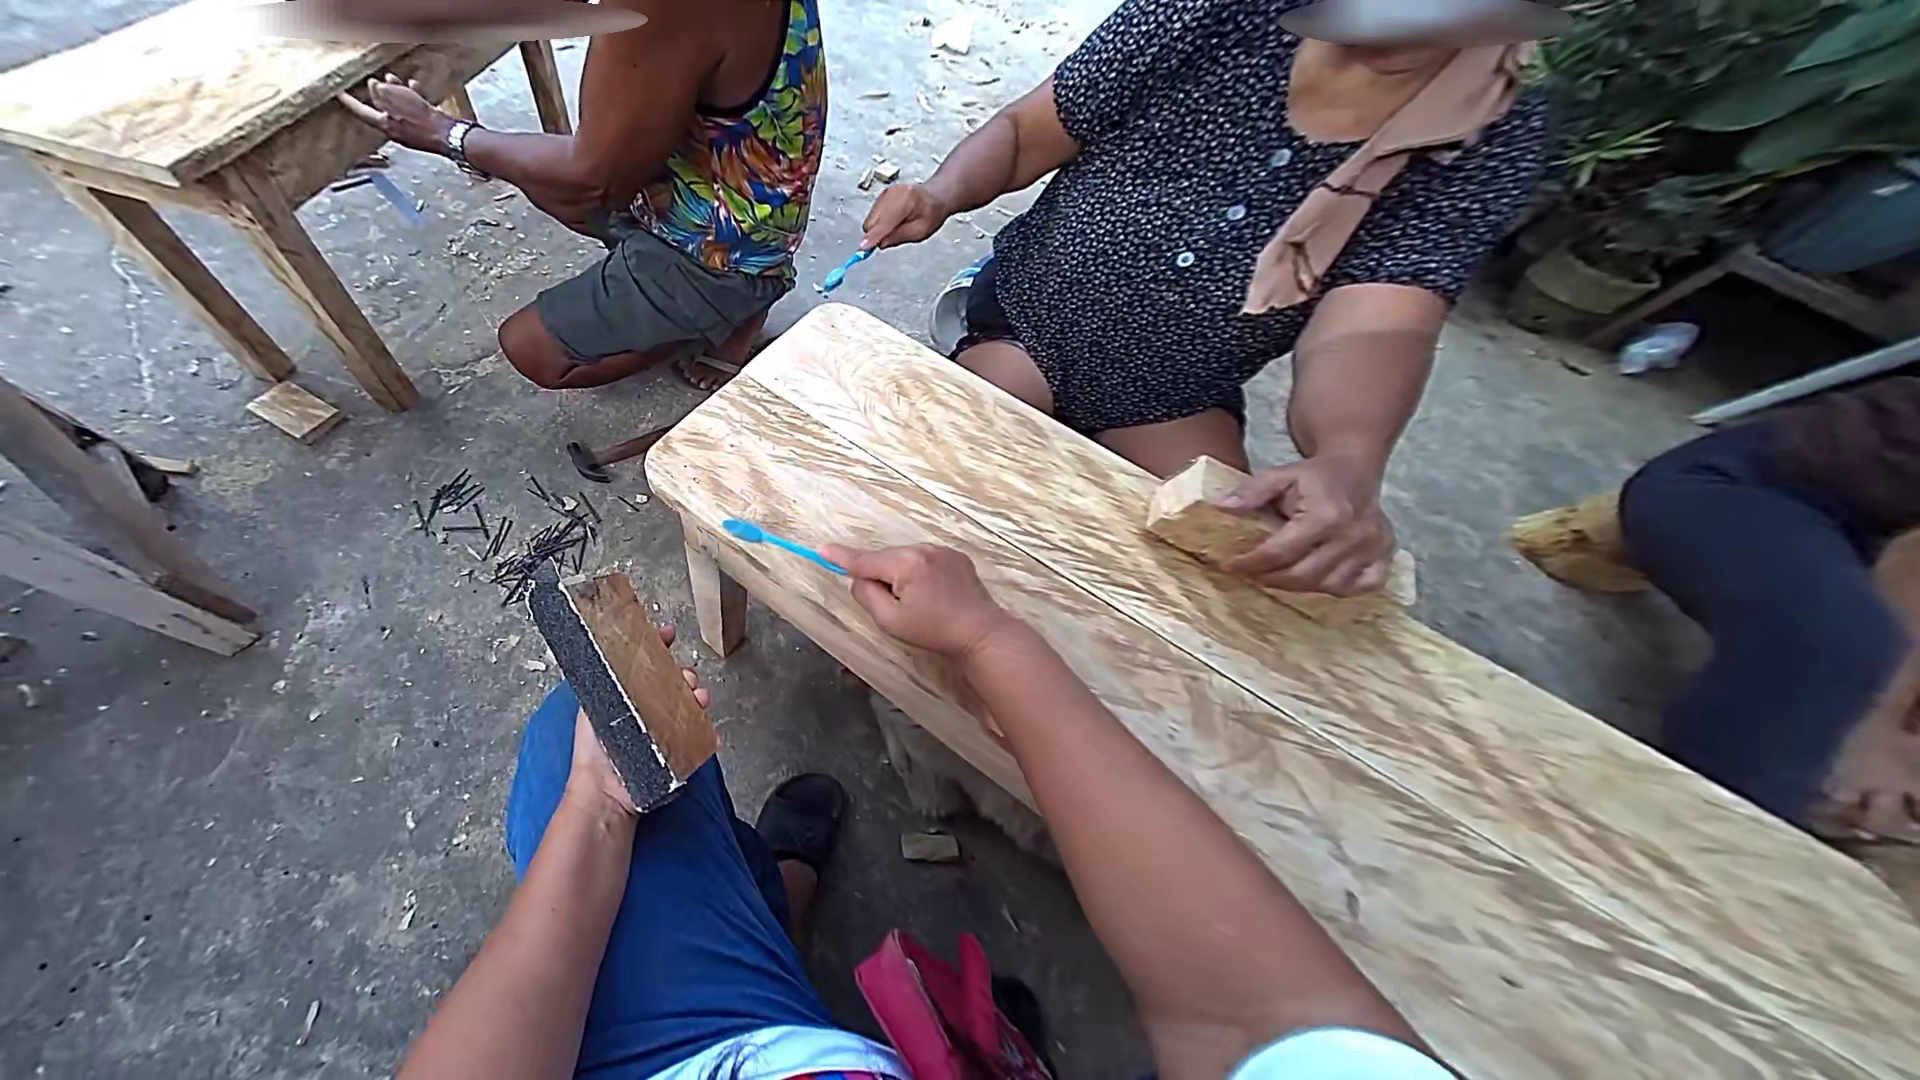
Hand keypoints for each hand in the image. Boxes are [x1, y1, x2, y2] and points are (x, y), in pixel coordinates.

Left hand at [335, 74, 457, 154]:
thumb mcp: (396, 99)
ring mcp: (417, 134)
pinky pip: (418, 114)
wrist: (457, 138)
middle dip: (380, 94)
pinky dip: (416, 101)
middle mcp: (399, 133)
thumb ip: (380, 91)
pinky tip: (417, 89)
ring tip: (399, 80)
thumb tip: (375, 86)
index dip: (348, 100)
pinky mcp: (432, 133)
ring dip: (399, 94)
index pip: (361, 111)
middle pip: (383, 109)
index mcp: (387, 127)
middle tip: (376, 79)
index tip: (337, 92)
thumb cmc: (426, 121)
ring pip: (402, 110)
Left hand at [563, 624, 709, 817]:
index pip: (645, 663)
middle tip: (683, 675)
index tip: (668, 632)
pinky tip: (701, 707)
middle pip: (672, 677)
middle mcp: (648, 706)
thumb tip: (611, 651)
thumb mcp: (593, 707)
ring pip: (688, 696)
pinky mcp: (680, 742)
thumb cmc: (595, 752)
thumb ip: (605, 680)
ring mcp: (665, 724)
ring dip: (694, 689)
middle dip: (681, 671)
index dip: (657, 644)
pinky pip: (697, 721)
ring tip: (694, 693)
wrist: (609, 792)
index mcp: (627, 693)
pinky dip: (702, 711)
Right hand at [820, 544, 1020, 657]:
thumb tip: (858, 579)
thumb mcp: (891, 621)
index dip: (841, 557)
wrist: (980, 632)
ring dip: (902, 575)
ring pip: (906, 558)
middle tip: (896, 607)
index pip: (865, 560)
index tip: (822, 549)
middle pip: (886, 559)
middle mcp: (924, 548)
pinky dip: (920, 572)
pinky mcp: (956, 556)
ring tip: (919, 603)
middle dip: (882, 577)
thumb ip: (867, 595)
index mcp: (906, 563)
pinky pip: (926, 559)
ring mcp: (943, 550)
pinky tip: (932, 594)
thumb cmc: (934, 631)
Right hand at [860, 183, 952, 249]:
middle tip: (892, 238)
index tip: (863, 247)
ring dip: (878, 230)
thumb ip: (899, 237)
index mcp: (905, 200)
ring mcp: (885, 193)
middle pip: (872, 221)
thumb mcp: (920, 232)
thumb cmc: (930, 214)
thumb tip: (880, 244)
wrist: (934, 197)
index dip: (874, 237)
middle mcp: (892, 193)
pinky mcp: (881, 196)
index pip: (885, 222)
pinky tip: (893, 223)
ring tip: (898, 228)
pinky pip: (873, 215)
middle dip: (876, 235)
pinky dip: (879, 224)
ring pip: (870, 219)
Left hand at [1218, 456, 1395, 595]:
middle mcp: (1354, 536)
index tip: (1230, 565)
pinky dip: (1334, 589)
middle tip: (1248, 574)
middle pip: (1303, 575)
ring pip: (1328, 586)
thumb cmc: (1313, 475)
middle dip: (1269, 578)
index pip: (1281, 552)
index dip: (1251, 563)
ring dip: (1296, 586)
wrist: (1354, 469)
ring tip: (1273, 576)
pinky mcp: (1385, 556)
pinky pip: (1361, 587)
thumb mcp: (1280, 474)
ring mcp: (1374, 549)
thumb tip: (1223, 507)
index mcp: (1327, 515)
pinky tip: (1313, 579)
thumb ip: (1252, 491)